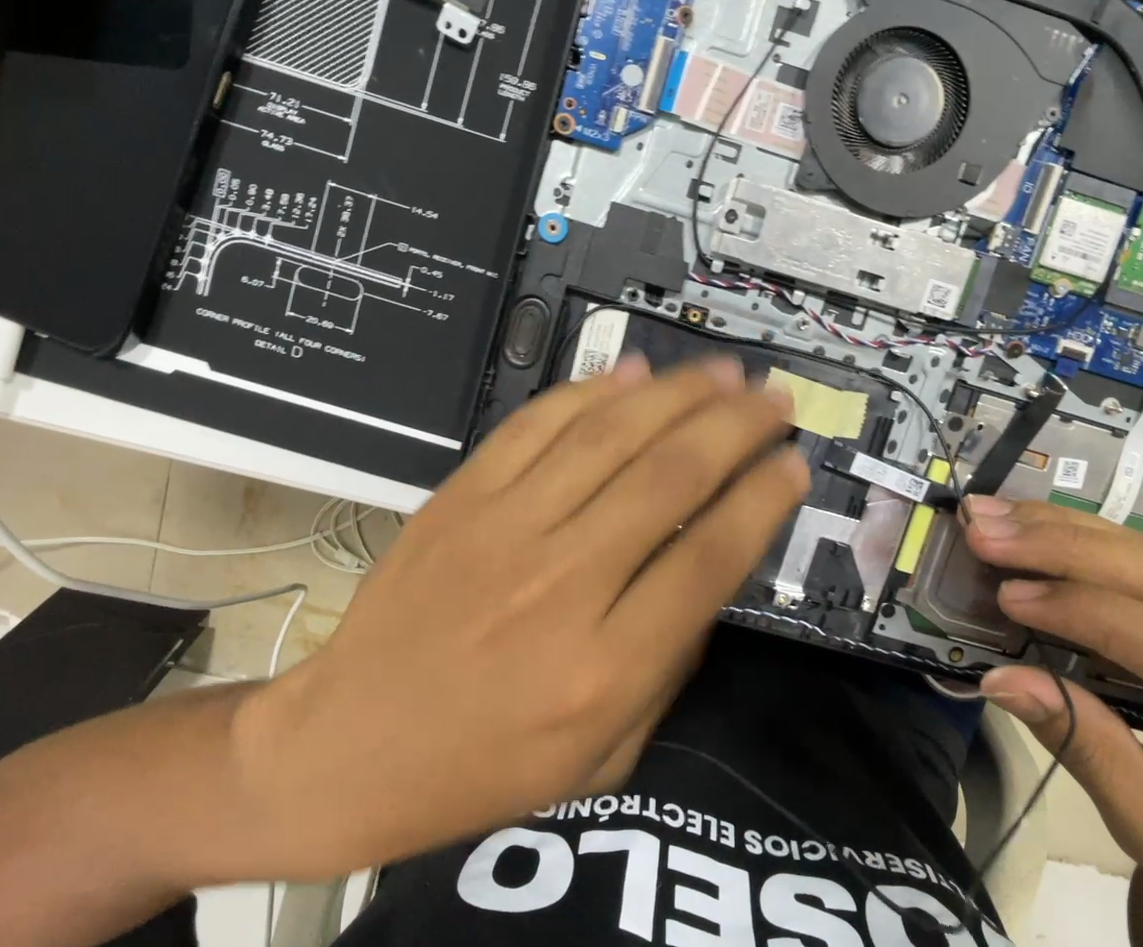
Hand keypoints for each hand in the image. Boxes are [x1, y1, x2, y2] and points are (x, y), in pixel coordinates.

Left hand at [232, 355, 807, 876]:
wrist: (347, 746)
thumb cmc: (482, 770)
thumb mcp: (603, 760)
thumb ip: (667, 668)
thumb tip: (706, 574)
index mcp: (605, 667)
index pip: (710, 558)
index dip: (763, 500)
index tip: (794, 464)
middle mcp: (561, 584)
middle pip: (669, 480)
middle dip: (736, 428)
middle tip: (777, 398)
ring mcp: (502, 530)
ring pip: (608, 438)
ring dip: (676, 395)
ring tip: (725, 373)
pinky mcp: (459, 499)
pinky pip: (535, 427)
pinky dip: (589, 393)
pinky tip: (632, 374)